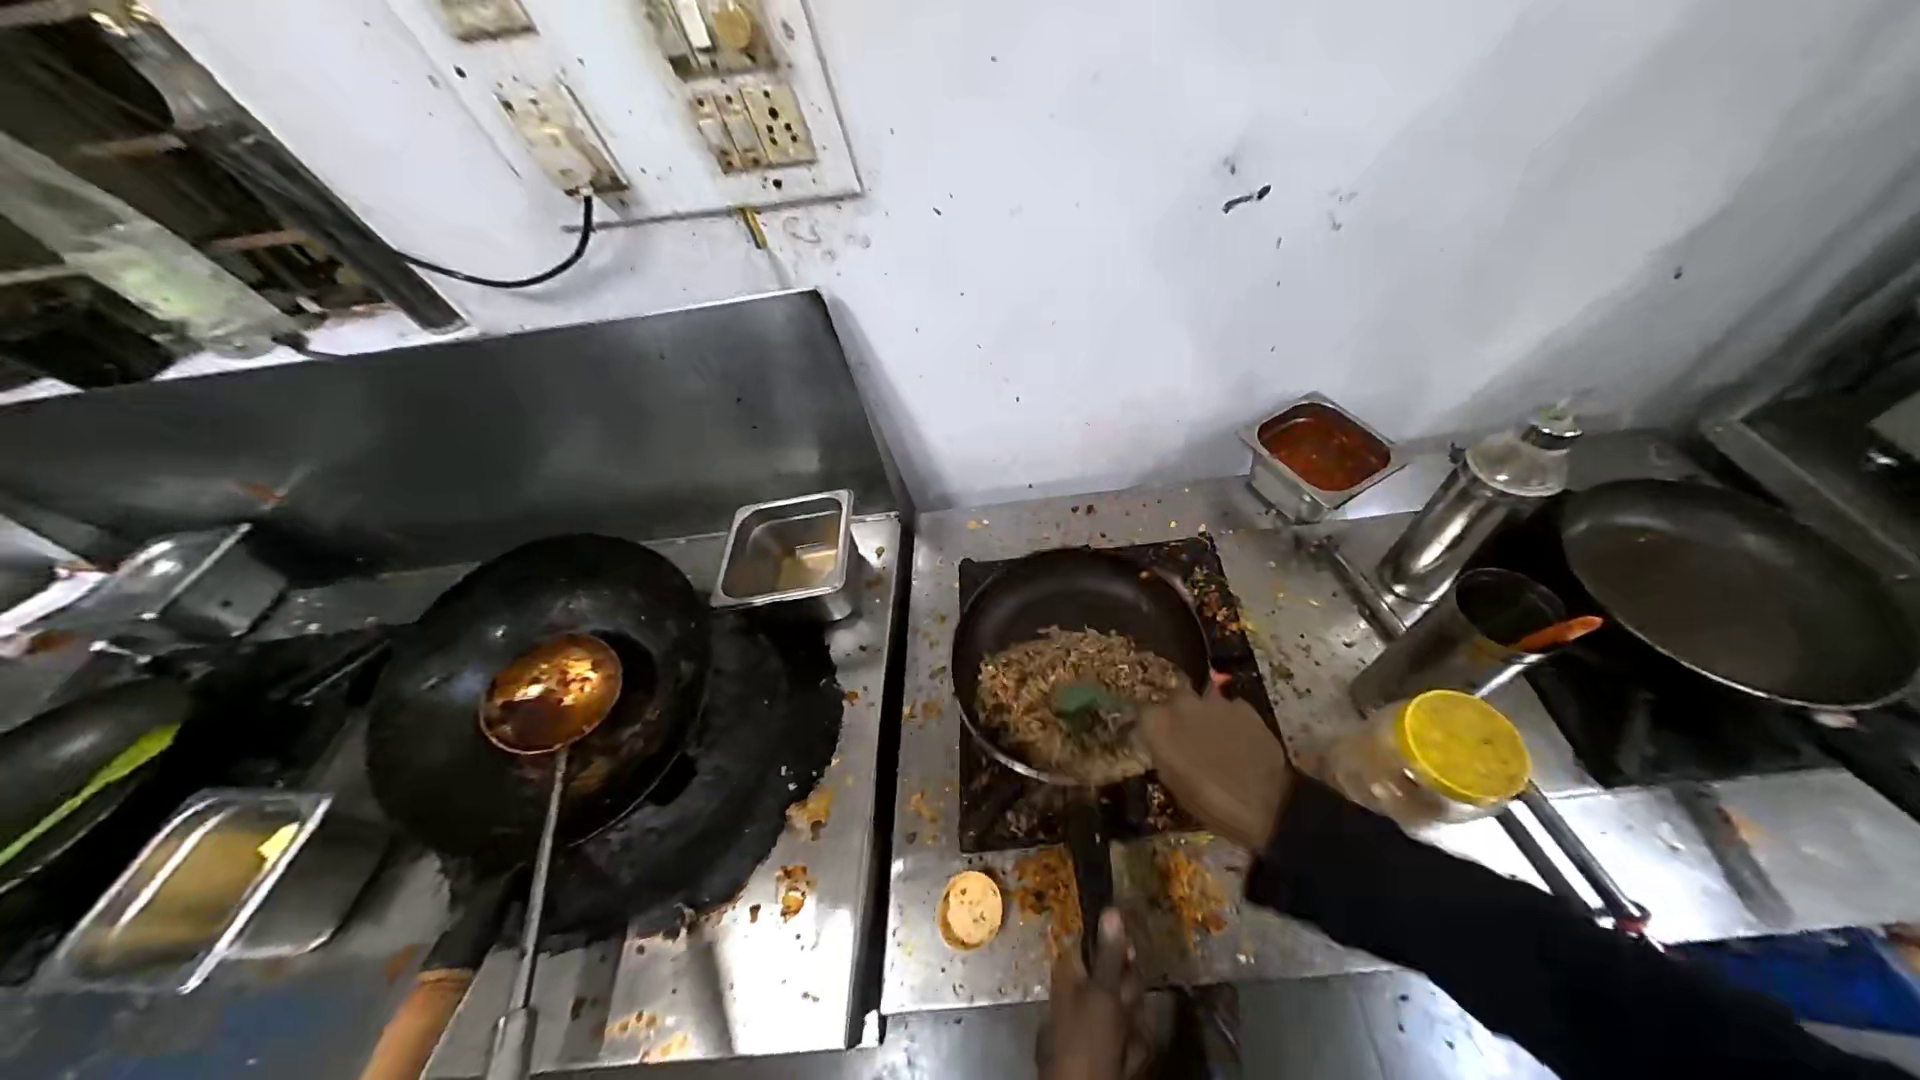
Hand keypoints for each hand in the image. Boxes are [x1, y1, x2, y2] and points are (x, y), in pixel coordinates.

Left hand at [1039, 909, 1148, 1079]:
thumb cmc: (1086, 1040)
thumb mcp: (1101, 994)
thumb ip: (1110, 953)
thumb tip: (1112, 909)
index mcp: (1072, 969)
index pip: (1103, 943)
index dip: (1121, 953)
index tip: (1130, 960)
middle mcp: (1086, 989)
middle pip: (1125, 977)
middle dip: (1130, 998)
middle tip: (1120, 1014)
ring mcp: (1101, 1020)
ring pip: (1135, 1010)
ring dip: (1134, 1030)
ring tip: (1120, 1048)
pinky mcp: (1115, 1047)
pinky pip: (1136, 1039)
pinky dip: (1134, 1053)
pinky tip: (1124, 1064)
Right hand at [1137, 683, 1293, 850]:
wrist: (1268, 806)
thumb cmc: (1212, 803)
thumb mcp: (1175, 784)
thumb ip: (1164, 753)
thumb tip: (1164, 742)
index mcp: (1157, 724)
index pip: (1143, 713)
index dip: (1152, 726)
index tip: (1157, 739)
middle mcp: (1181, 704)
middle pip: (1172, 699)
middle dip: (1178, 714)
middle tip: (1187, 737)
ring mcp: (1214, 702)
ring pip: (1203, 701)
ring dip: (1205, 716)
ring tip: (1216, 740)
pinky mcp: (1243, 706)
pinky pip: (1229, 709)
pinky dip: (1230, 720)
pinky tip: (1239, 740)